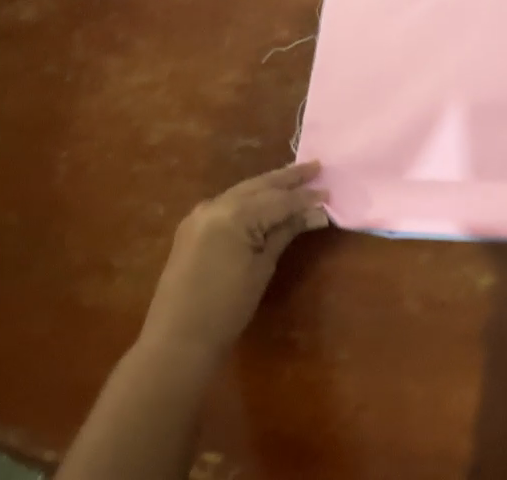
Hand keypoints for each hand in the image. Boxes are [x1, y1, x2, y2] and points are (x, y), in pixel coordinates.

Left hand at [139, 161, 328, 354]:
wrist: (178, 340)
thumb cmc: (227, 308)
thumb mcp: (262, 267)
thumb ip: (285, 232)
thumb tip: (317, 213)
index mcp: (234, 215)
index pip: (279, 200)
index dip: (305, 197)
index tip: (329, 192)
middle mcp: (215, 206)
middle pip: (259, 186)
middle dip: (288, 178)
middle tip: (315, 167)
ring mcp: (200, 215)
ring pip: (243, 191)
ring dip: (269, 185)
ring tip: (295, 178)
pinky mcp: (192, 227)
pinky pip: (227, 204)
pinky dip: (249, 199)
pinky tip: (263, 198)